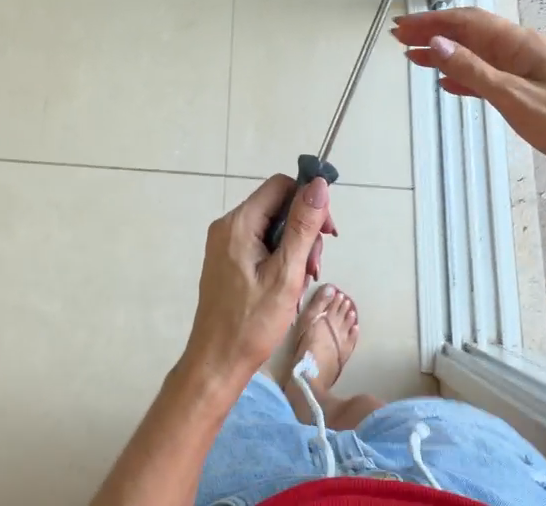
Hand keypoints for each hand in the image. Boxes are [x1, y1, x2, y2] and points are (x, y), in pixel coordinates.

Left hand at [182, 175, 334, 384]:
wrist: (218, 361)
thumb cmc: (253, 321)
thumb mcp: (286, 272)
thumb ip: (303, 226)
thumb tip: (319, 184)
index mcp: (239, 223)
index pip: (280, 186)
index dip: (308, 201)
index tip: (327, 233)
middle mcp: (229, 225)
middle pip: (277, 207)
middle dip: (303, 232)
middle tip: (314, 268)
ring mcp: (226, 243)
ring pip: (272, 228)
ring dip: (295, 250)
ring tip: (301, 282)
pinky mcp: (228, 259)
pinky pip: (261, 244)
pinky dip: (280, 259)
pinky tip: (287, 286)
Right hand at [394, 8, 545, 199]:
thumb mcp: (514, 97)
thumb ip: (473, 70)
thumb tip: (437, 44)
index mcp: (523, 43)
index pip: (469, 22)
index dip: (433, 21)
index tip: (403, 26)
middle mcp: (524, 52)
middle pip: (471, 35)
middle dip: (434, 35)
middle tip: (400, 40)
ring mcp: (527, 74)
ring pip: (477, 57)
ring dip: (445, 55)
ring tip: (414, 59)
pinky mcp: (530, 96)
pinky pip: (488, 78)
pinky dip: (464, 78)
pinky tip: (447, 84)